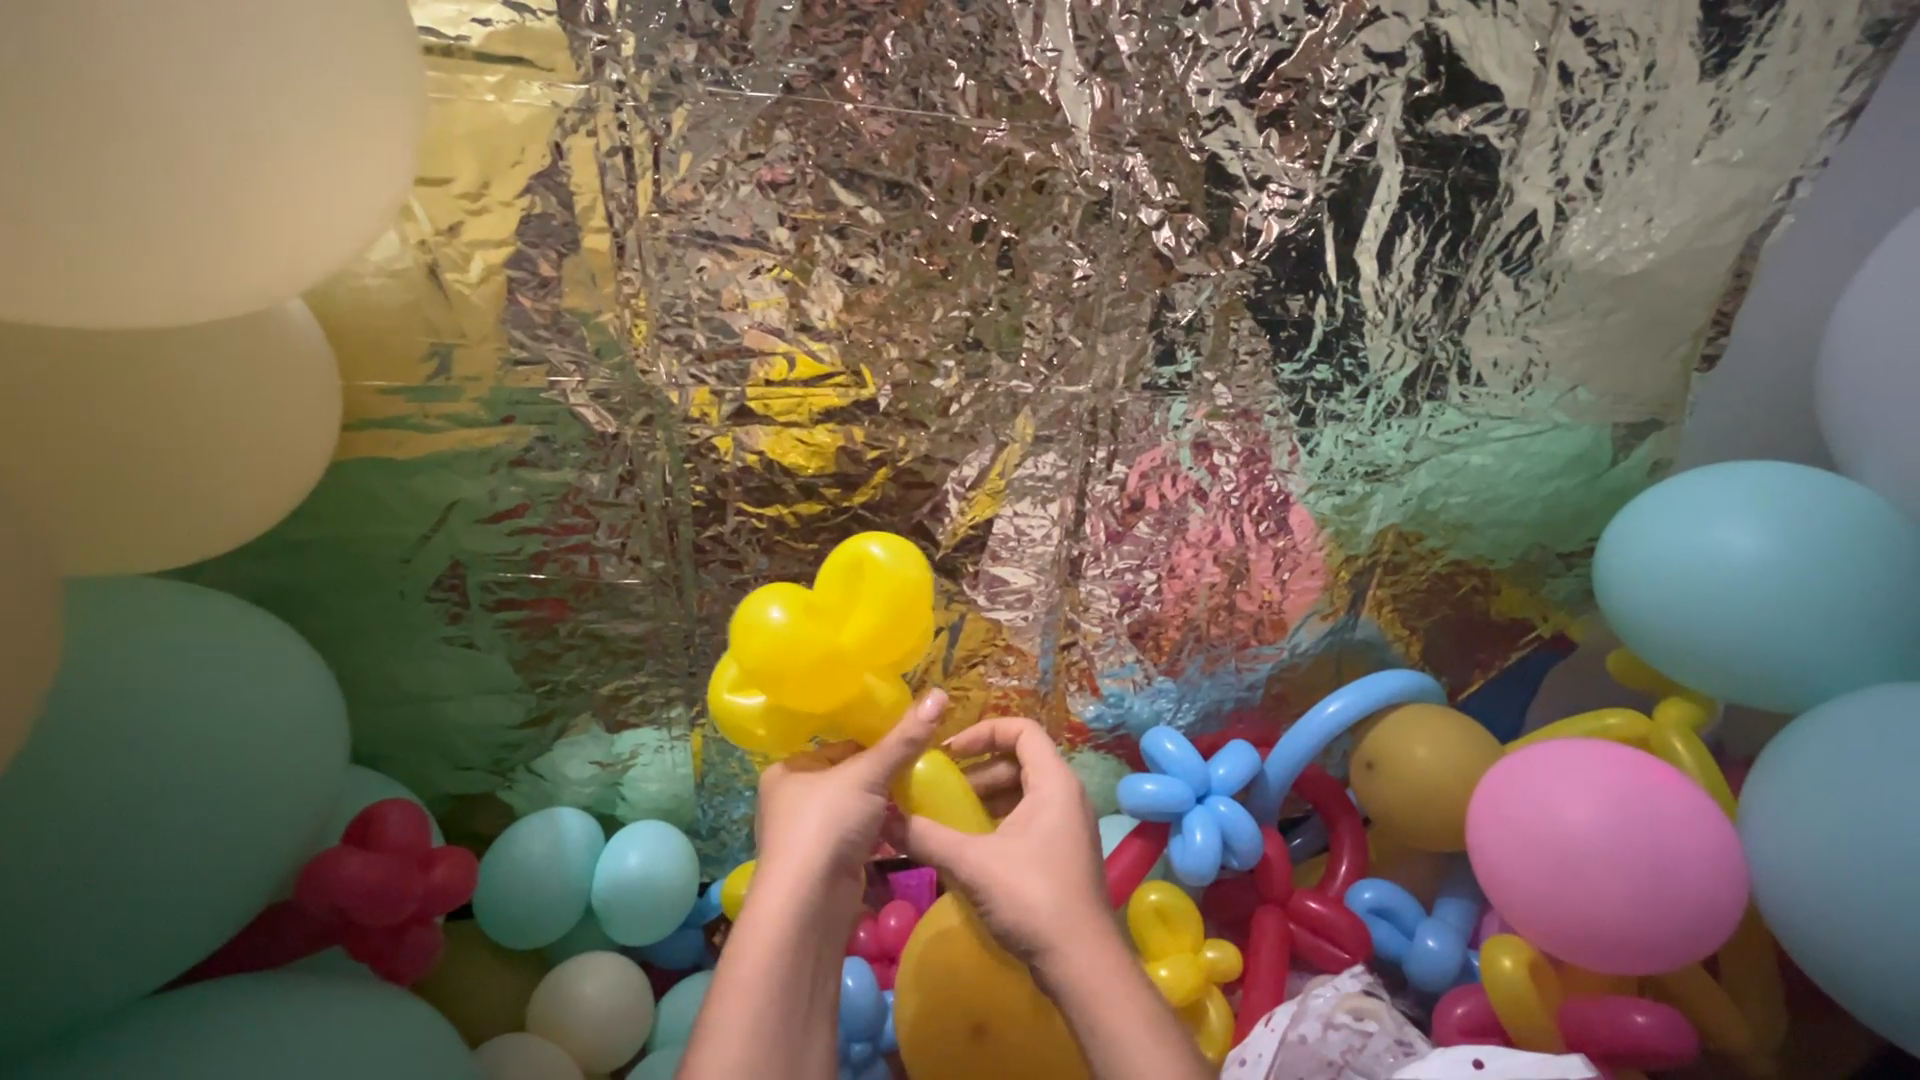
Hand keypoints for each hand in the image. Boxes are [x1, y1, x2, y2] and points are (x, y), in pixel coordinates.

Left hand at [752, 690, 946, 914]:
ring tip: (918, 799)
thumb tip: (939, 693)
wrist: (809, 904)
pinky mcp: (824, 866)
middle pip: (849, 778)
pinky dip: (880, 835)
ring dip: (883, 809)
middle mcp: (791, 800)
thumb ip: (904, 739)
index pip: (839, 746)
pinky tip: (904, 832)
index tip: (909, 745)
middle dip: (882, 779)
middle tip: (920, 772)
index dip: (874, 744)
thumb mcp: (868, 774)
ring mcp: (806, 836)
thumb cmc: (827, 824)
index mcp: (788, 771)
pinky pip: (858, 839)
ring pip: (855, 811)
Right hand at [882, 715, 1108, 970]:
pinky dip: (1000, 821)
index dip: (983, 731)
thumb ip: (927, 836)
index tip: (949, 753)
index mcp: (1054, 782)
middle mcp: (1067, 795)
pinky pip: (1029, 818)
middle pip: (1020, 760)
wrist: (1081, 962)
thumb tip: (885, 819)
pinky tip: (971, 846)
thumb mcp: (972, 863)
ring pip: (1024, 792)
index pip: (1022, 729)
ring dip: (987, 797)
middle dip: (979, 770)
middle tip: (943, 789)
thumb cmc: (1031, 897)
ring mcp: (1068, 825)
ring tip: (950, 817)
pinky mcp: (1064, 852)